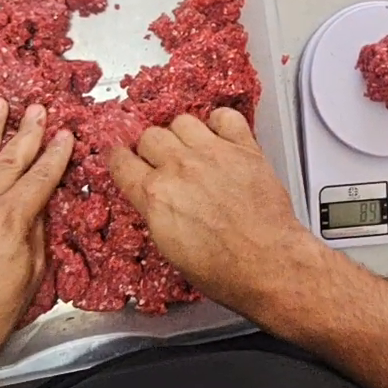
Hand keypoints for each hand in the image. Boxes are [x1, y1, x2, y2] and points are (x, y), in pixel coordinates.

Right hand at [107, 108, 314, 309]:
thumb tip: (154, 198)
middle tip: (161, 160)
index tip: (123, 159)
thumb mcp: (170, 249)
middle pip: (150, 136)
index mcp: (155, 195)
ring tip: (190, 148)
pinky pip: (225, 117)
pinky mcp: (245, 148)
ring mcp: (213, 153)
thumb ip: (156, 212)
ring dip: (182, 133)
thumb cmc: (223, 270)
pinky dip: (220, 122)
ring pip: (182, 121)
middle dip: (151, 148)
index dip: (119, 159)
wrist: (268, 263)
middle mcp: (180, 167)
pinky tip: (221, 136)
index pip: (121, 162)